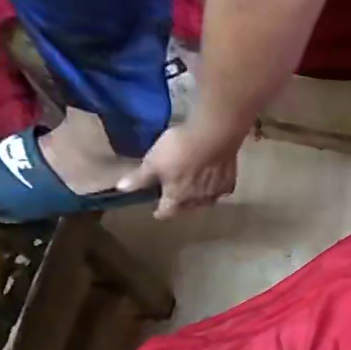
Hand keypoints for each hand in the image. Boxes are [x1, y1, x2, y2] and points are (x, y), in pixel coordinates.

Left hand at [116, 111, 245, 218]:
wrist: (214, 136)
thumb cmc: (179, 149)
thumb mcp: (152, 161)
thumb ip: (139, 178)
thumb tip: (120, 189)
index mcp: (176, 198)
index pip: (166, 213)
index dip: (159, 212)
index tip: (156, 209)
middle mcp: (197, 201)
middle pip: (186, 208)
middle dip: (179, 203)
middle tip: (175, 191)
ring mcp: (216, 193)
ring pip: (205, 201)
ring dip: (198, 196)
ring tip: (195, 185)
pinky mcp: (230, 183)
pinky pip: (219, 191)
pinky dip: (214, 187)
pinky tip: (212, 177)